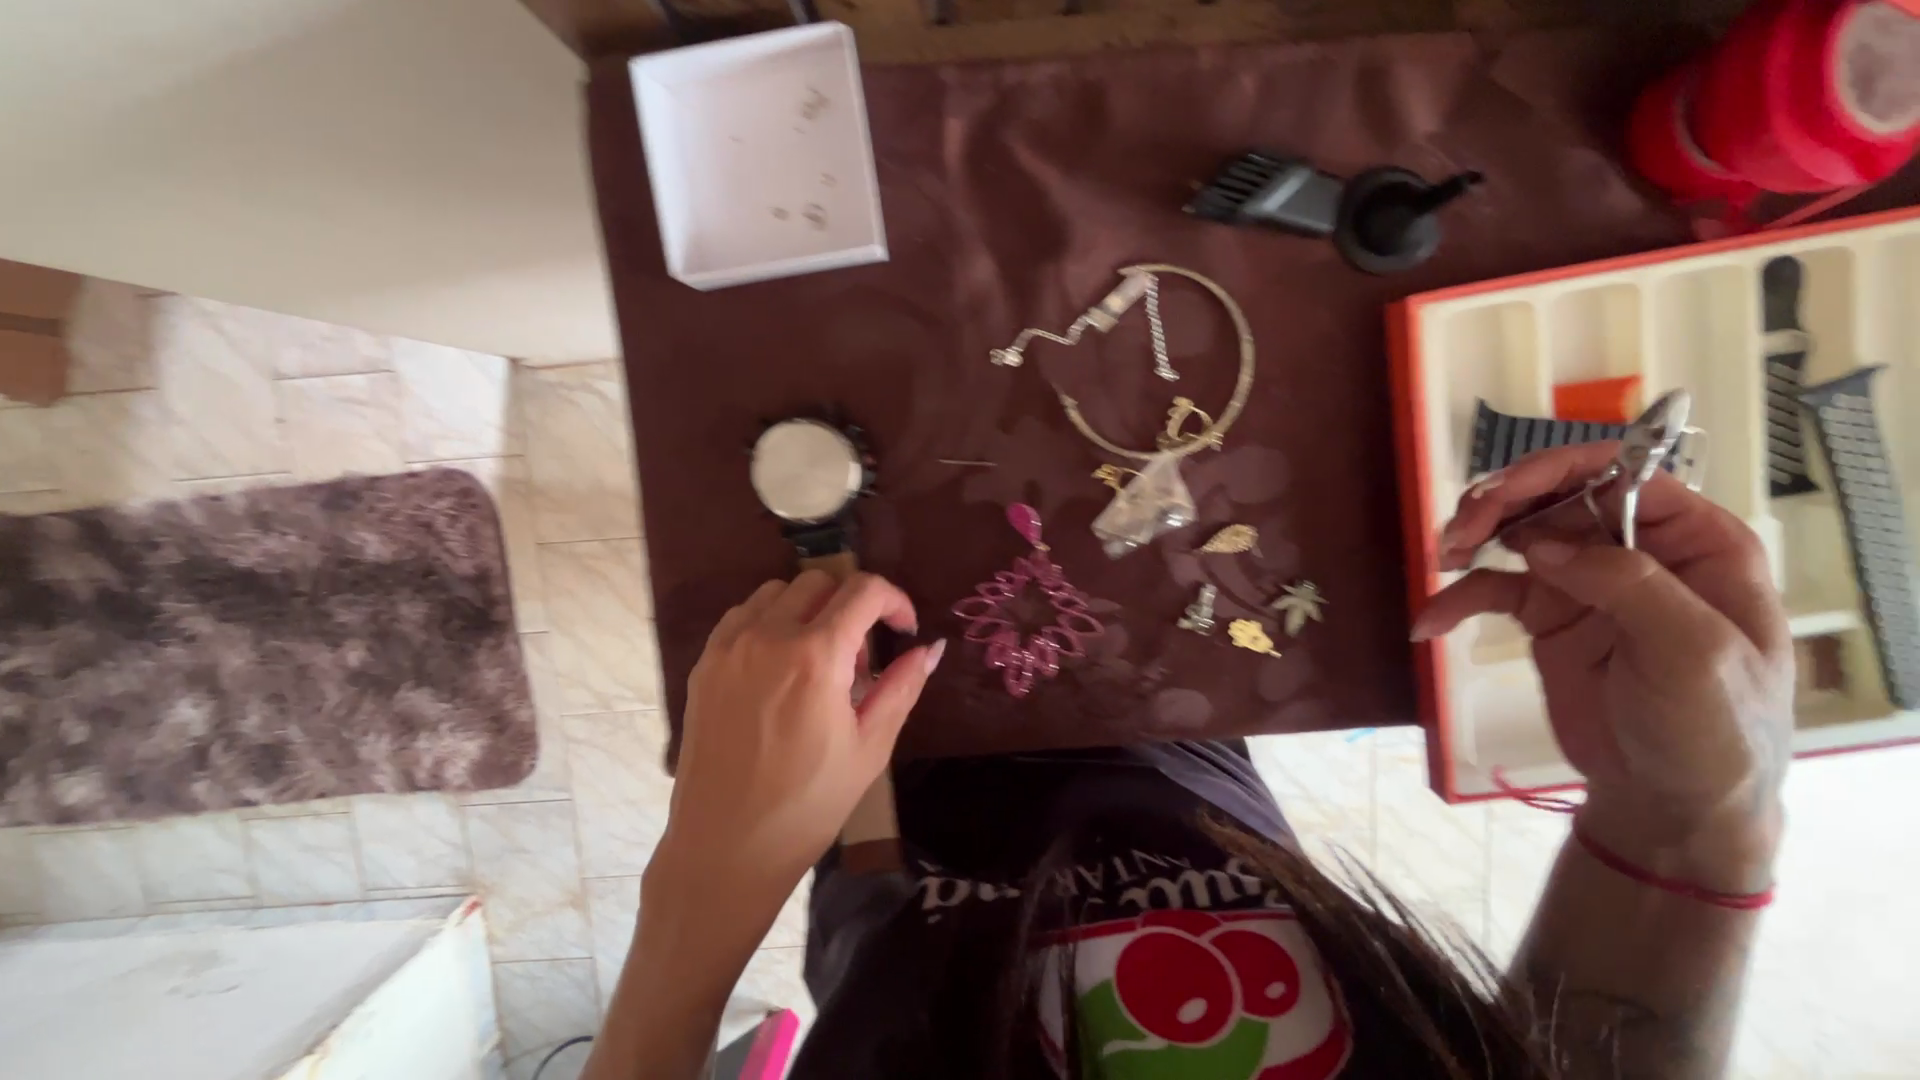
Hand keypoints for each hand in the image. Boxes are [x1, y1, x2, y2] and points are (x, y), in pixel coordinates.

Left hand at [652, 570, 942, 908]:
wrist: (725, 849)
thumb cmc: (808, 805)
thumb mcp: (870, 748)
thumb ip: (902, 687)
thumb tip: (931, 648)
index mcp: (815, 656)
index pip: (863, 591)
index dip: (895, 601)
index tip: (904, 630)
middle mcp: (768, 636)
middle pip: (821, 582)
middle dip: (852, 607)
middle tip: (859, 662)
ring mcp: (729, 647)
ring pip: (778, 591)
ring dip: (810, 610)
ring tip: (817, 663)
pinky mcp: (704, 664)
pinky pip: (743, 615)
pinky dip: (770, 621)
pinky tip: (780, 667)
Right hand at [1411, 444, 1793, 891]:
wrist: (1668, 798)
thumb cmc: (1710, 728)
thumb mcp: (1692, 655)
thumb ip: (1629, 585)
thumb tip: (1542, 544)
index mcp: (1695, 544)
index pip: (1625, 474)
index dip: (1558, 472)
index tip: (1499, 496)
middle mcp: (1637, 550)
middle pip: (1557, 496)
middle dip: (1501, 504)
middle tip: (1458, 533)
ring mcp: (1584, 582)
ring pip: (1517, 531)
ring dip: (1471, 536)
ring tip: (1442, 558)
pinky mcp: (1544, 615)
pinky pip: (1489, 589)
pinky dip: (1453, 600)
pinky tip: (1428, 622)